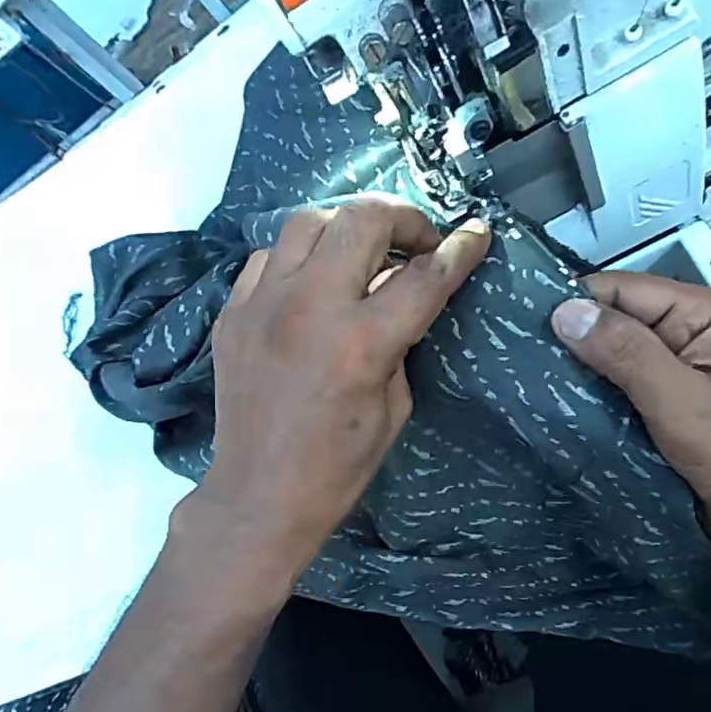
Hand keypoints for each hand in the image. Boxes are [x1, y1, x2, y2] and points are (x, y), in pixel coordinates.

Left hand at [181, 196, 490, 582]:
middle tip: (419, 242)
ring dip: (351, 226)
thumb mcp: (396, 405)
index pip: (423, 277)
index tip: (477, 232)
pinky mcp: (233, 310)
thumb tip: (401, 297)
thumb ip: (401, 341)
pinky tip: (317, 281)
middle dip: (404, 218)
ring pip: (310, 220)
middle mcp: (310, 308)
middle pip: (362, 220)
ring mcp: (262, 303)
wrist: (262, 493)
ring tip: (368, 250)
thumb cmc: (342, 463)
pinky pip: (272, 255)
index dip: (459, 250)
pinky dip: (305, 257)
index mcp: (361, 343)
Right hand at [550, 272, 710, 571]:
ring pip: (617, 363)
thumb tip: (563, 310)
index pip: (622, 290)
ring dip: (583, 378)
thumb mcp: (684, 403)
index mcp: (704, 315)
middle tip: (517, 367)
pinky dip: (600, 404)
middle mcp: (691, 335)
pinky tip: (564, 414)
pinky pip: (627, 395)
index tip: (520, 331)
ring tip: (529, 391)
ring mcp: (682, 375)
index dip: (574, 306)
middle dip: (574, 345)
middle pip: (617, 324)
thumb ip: (627, 354)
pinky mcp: (673, 411)